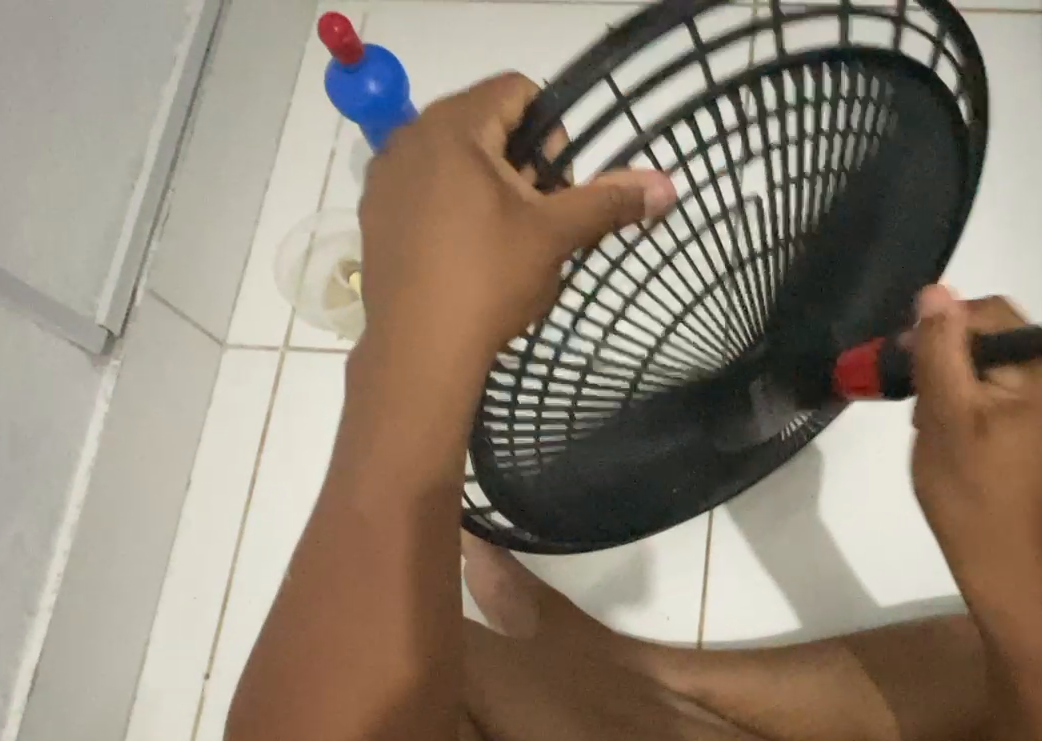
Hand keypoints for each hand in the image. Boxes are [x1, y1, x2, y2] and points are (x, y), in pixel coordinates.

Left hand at [351, 73, 676, 408]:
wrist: (420, 350)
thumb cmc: (489, 281)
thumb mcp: (554, 237)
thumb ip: (607, 202)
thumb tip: (667, 185)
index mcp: (454, 127)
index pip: (516, 90)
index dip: (552, 132)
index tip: (558, 186)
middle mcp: (409, 137)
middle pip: (483, 124)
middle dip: (520, 164)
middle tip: (535, 219)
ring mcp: (385, 178)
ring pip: (452, 161)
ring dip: (487, 188)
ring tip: (501, 242)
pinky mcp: (374, 216)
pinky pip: (423, 192)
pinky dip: (452, 210)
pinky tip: (464, 257)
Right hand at [909, 286, 1041, 582]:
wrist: (999, 557)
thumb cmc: (970, 489)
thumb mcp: (947, 414)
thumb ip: (940, 350)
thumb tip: (934, 291)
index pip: (988, 314)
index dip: (940, 332)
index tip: (904, 365)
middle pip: (989, 338)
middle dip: (945, 364)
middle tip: (918, 404)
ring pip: (985, 366)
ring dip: (949, 386)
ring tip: (933, 425)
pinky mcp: (1037, 422)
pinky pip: (993, 392)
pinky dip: (964, 405)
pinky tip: (948, 434)